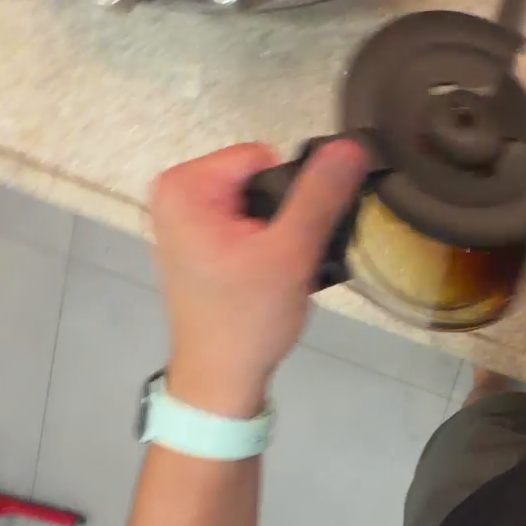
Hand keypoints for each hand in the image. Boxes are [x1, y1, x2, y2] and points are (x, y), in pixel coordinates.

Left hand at [149, 140, 370, 415]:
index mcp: (185, 184)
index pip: (264, 158)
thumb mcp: (290, 253)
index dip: (292, 197)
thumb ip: (320, 196)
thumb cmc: (248, 318)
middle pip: (259, 182)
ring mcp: (183, 222)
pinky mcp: (196, 248)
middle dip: (284, 218)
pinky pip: (245, 230)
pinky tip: (268, 282)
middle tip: (289, 263)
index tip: (293, 241)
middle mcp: (174, 194)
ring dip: (279, 237)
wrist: (221, 379)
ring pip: (257, 208)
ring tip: (282, 275)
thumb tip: (351, 146)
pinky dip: (264, 251)